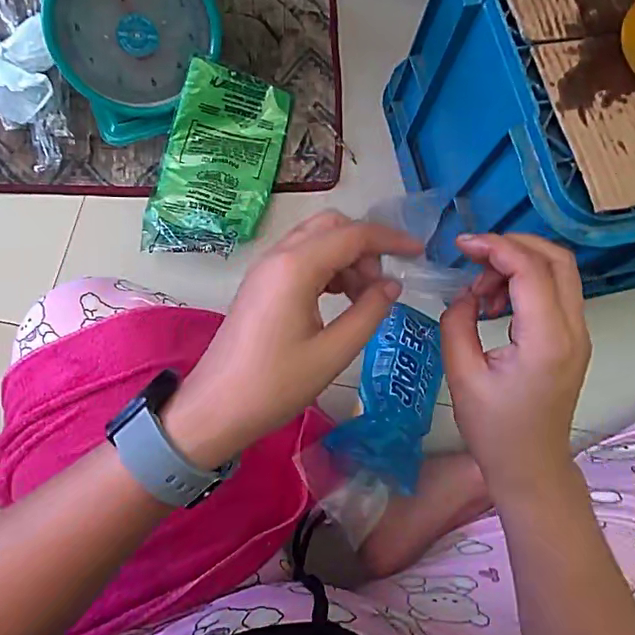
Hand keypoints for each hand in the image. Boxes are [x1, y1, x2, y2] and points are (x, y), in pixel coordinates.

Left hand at [164, 210, 423, 466]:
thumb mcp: (332, 353)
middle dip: (365, 245)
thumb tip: (393, 285)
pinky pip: (301, 257)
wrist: (215, 408)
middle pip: (332, 226)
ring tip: (364, 298)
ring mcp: (266, 267)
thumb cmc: (274, 385)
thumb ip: (369, 312)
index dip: (391, 240)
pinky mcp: (261, 282)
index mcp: (295, 267)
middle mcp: (278, 255)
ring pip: (316, 239)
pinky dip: (328, 267)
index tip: (419, 253)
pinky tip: (340, 299)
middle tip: (382, 284)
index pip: (353, 235)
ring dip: (346, 256)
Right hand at [440, 233, 591, 497]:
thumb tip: (464, 295)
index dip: (495, 247)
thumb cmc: (495, 431)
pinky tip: (497, 303)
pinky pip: (556, 291)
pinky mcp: (573, 339)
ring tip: (482, 290)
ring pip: (559, 271)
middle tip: (474, 256)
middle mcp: (573, 330)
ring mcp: (578, 334)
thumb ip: (457, 324)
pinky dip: (527, 282)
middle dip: (513, 245)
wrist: (531, 468)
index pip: (531, 269)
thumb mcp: (462, 376)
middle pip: (556, 259)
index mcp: (547, 340)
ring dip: (519, 264)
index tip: (461, 246)